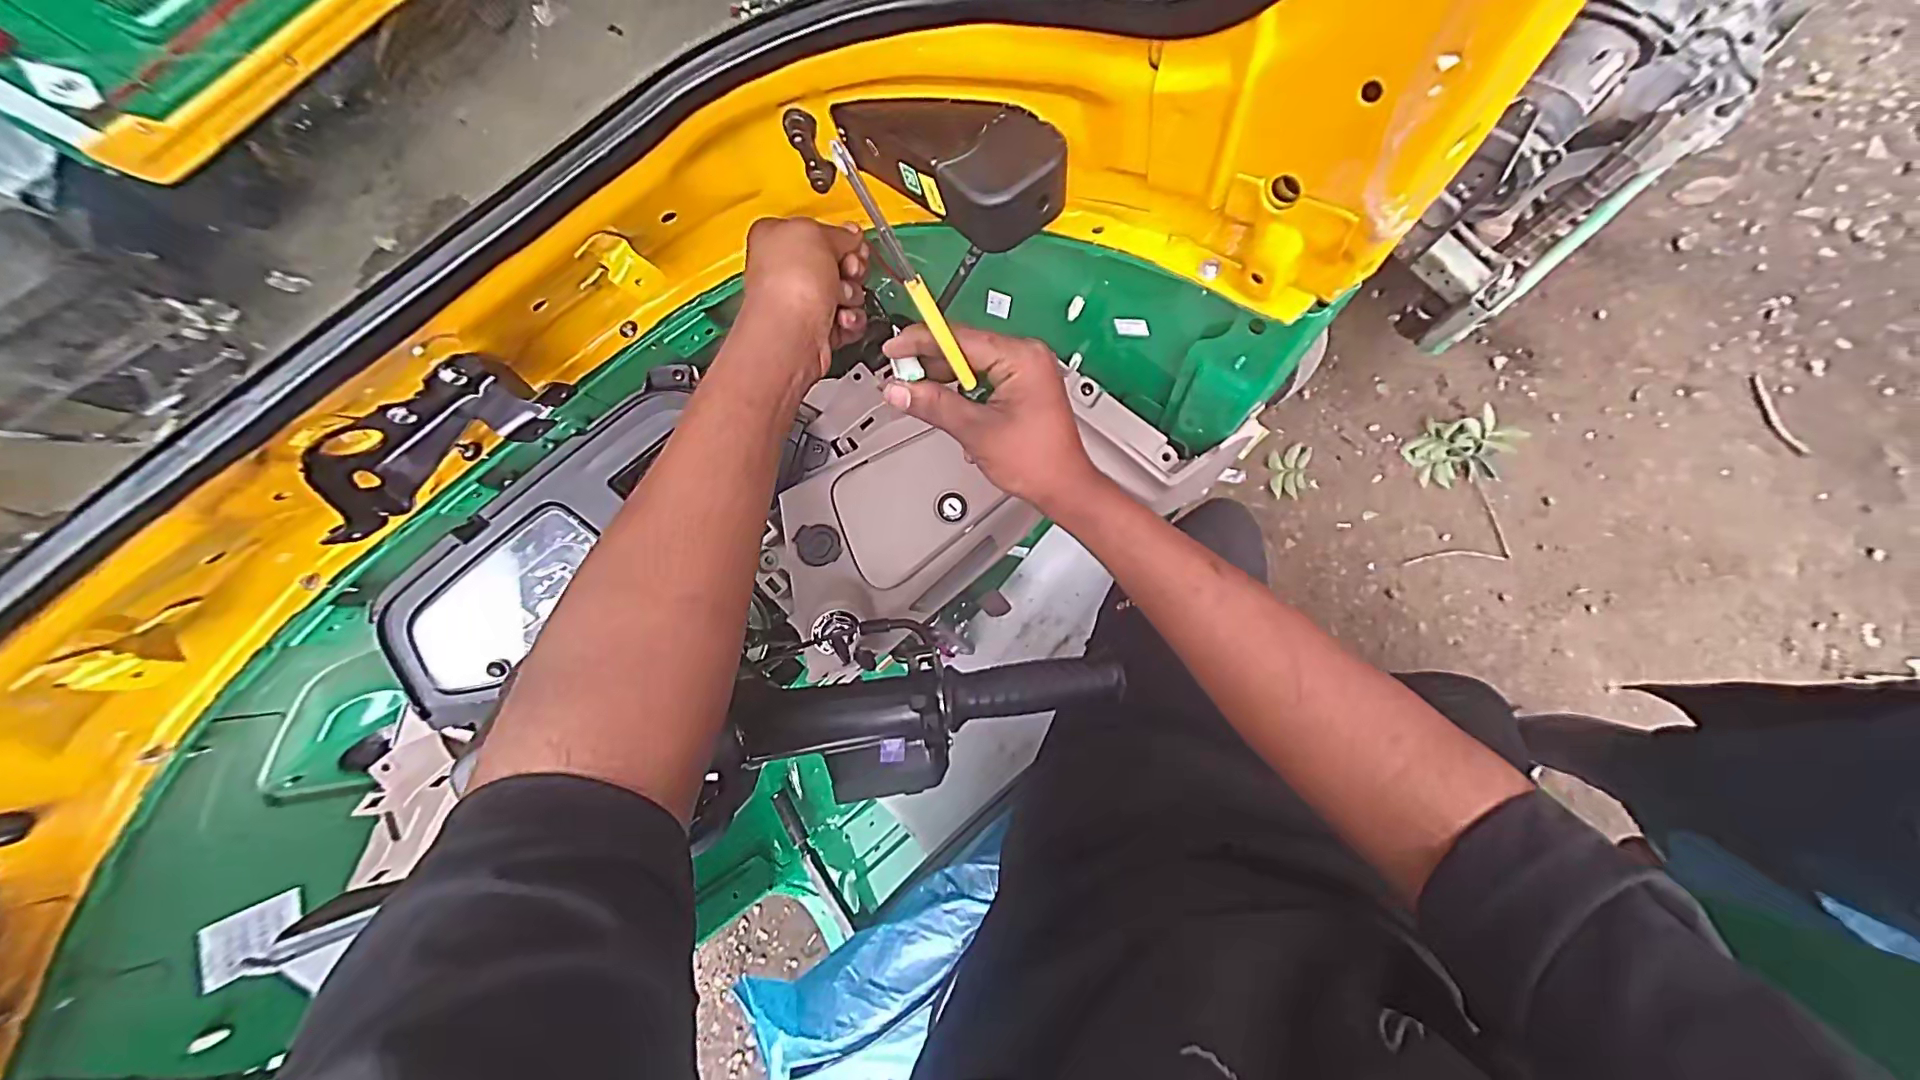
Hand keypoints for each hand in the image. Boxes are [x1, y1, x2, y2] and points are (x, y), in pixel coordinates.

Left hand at [740, 218, 869, 376]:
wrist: (793, 334)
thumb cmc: (789, 285)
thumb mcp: (816, 234)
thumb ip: (837, 232)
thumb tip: (850, 235)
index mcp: (776, 239)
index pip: (818, 233)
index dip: (841, 239)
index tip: (851, 244)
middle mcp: (787, 272)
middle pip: (838, 265)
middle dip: (850, 269)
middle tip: (847, 271)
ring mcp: (803, 303)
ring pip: (848, 293)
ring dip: (851, 295)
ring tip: (839, 299)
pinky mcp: (819, 329)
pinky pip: (849, 320)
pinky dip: (851, 320)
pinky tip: (841, 319)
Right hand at [881, 324, 1105, 514]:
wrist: (1062, 486)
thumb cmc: (1038, 461)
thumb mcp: (976, 430)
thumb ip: (934, 405)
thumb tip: (900, 390)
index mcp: (1022, 358)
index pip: (959, 338)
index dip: (920, 342)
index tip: (895, 350)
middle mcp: (1027, 357)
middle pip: (964, 348)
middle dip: (929, 363)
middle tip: (900, 377)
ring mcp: (1025, 371)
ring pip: (971, 364)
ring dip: (943, 379)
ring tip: (918, 394)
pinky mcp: (1021, 386)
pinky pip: (983, 378)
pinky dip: (960, 390)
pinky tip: (944, 404)